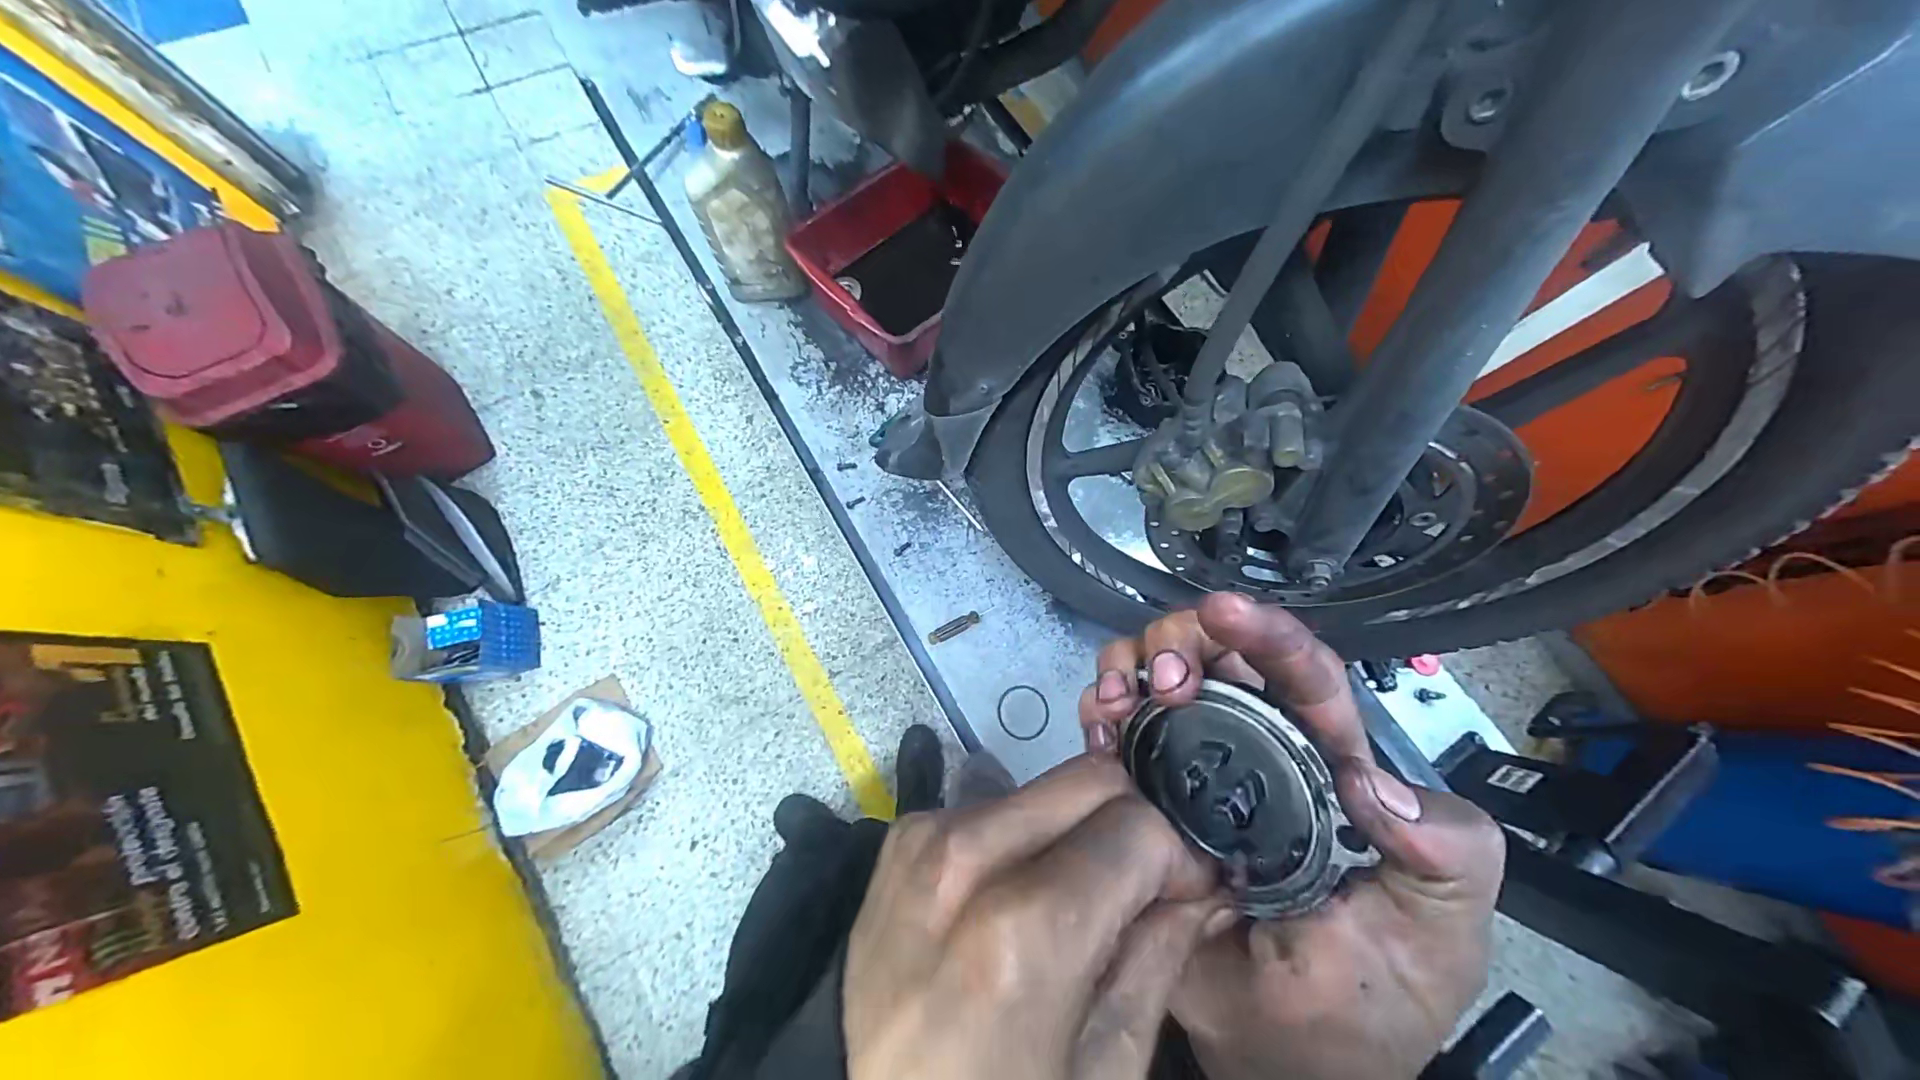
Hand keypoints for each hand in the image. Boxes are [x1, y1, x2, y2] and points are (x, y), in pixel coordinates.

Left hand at [843, 755, 1233, 1079]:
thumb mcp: (1099, 1072)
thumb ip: (1157, 958)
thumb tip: (1201, 887)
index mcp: (1022, 928)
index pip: (1136, 826)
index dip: (1178, 857)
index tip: (1188, 892)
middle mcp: (966, 854)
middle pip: (1089, 778)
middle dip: (1134, 820)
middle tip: (1146, 883)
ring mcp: (925, 833)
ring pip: (1044, 784)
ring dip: (1081, 825)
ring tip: (1084, 893)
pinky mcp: (902, 830)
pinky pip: (995, 803)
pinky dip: (1030, 833)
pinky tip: (1024, 889)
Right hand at [1078, 593, 1506, 1079]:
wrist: (1279, 1049)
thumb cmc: (1369, 990)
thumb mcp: (1437, 928)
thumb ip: (1446, 857)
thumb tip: (1375, 787)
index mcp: (1323, 760)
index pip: (1304, 677)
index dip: (1268, 636)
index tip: (1224, 611)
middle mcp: (1253, 746)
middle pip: (1213, 656)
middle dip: (1181, 641)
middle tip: (1164, 678)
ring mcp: (1192, 766)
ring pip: (1155, 678)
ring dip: (1130, 668)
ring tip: (1119, 699)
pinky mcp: (1143, 792)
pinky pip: (1115, 731)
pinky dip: (1099, 712)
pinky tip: (1097, 731)